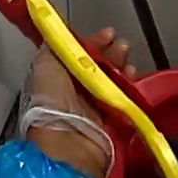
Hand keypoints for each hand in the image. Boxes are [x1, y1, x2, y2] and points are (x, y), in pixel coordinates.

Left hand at [22, 27, 135, 177]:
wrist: (68, 142)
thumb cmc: (52, 103)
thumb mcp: (45, 65)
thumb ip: (55, 48)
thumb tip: (63, 36)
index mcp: (57, 80)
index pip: (79, 56)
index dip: (93, 43)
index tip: (108, 34)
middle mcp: (75, 94)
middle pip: (98, 67)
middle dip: (111, 53)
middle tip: (122, 44)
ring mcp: (94, 108)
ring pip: (112, 81)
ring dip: (121, 67)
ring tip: (127, 59)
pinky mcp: (111, 122)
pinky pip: (124, 98)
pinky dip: (130, 86)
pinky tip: (133, 77)